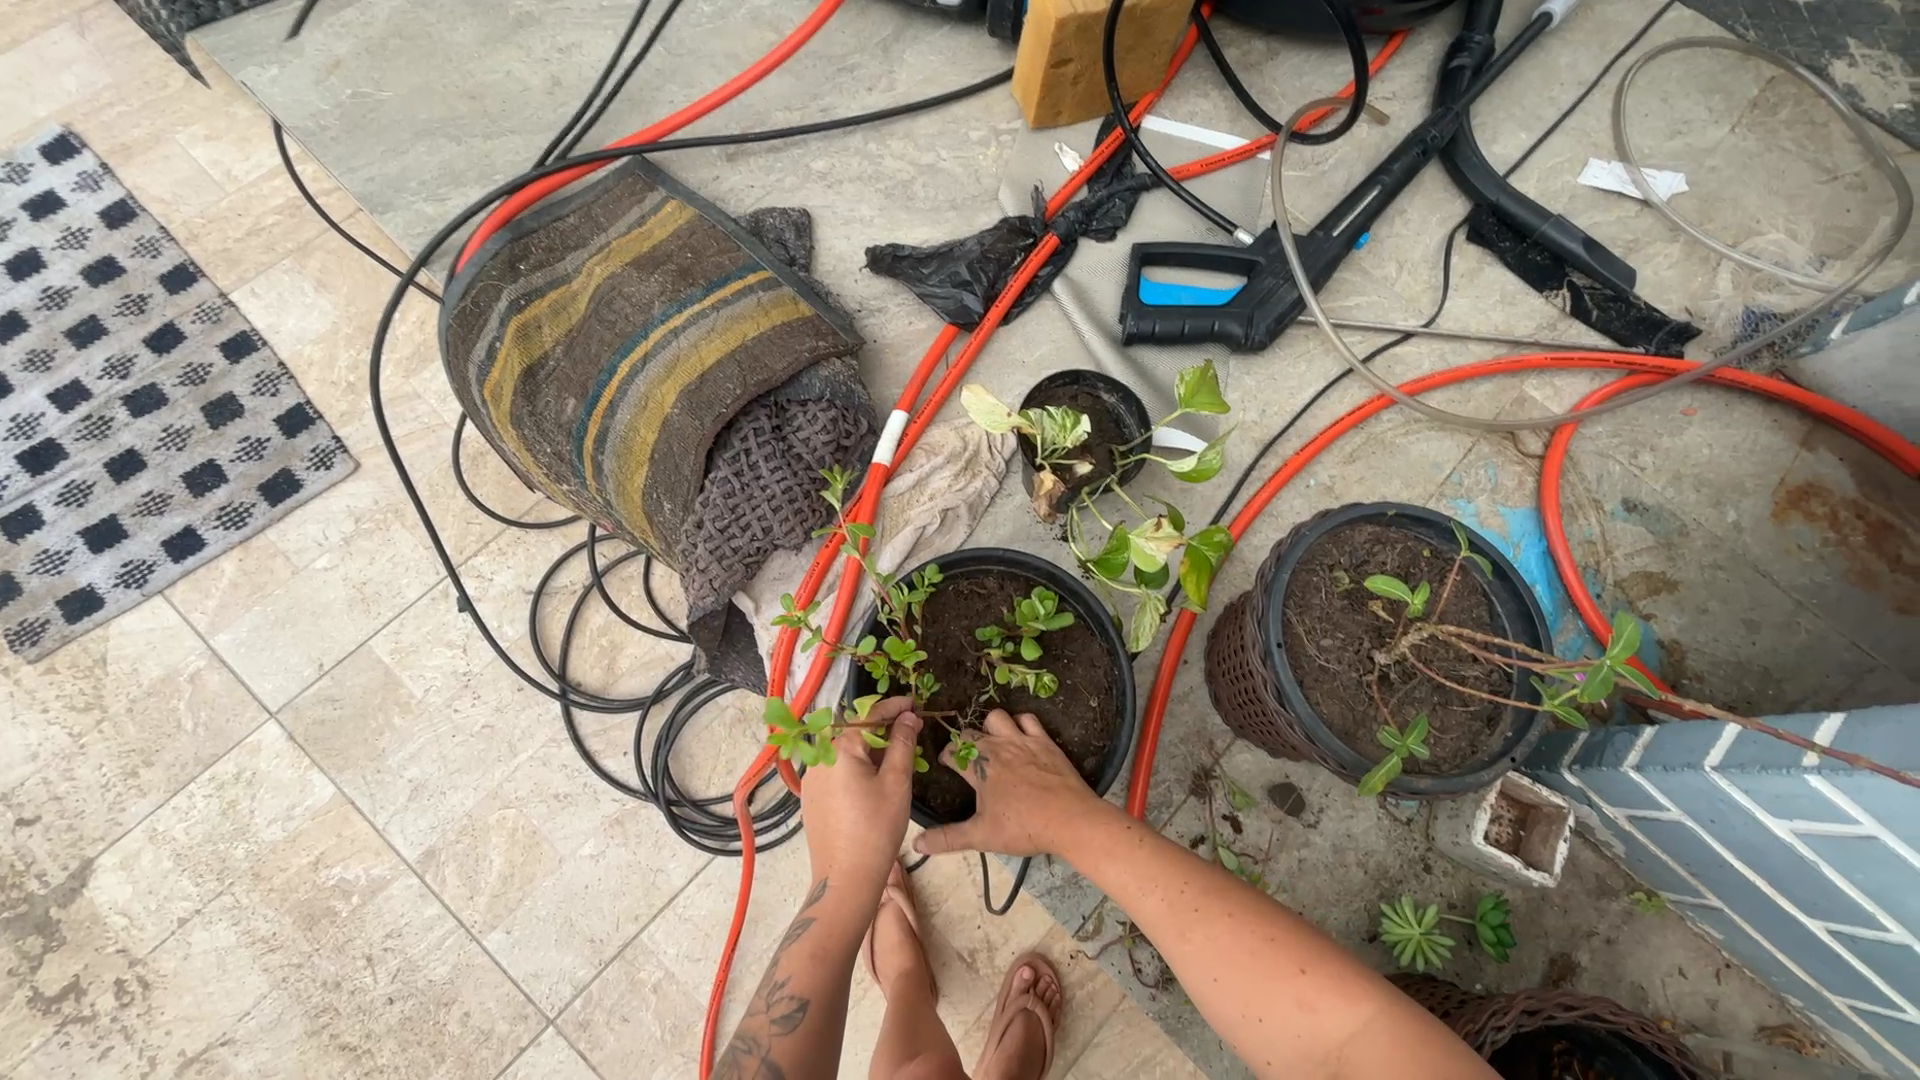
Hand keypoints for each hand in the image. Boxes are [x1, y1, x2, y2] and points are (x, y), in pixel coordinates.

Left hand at [800, 696, 920, 893]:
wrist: (846, 879)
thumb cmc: (876, 828)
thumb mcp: (896, 782)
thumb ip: (902, 743)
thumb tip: (907, 717)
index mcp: (840, 748)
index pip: (869, 715)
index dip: (894, 707)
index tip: (914, 705)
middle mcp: (820, 758)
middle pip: (854, 731)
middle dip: (882, 728)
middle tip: (910, 732)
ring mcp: (812, 779)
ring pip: (845, 752)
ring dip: (869, 748)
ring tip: (896, 757)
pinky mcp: (812, 798)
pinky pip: (836, 770)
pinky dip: (856, 766)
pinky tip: (875, 780)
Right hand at [913, 709, 1108, 857]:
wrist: (1070, 819)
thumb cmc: (1023, 827)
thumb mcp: (981, 836)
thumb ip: (948, 838)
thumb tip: (917, 843)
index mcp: (979, 767)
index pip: (952, 751)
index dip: (946, 757)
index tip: (947, 765)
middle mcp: (997, 746)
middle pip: (971, 732)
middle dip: (964, 742)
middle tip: (968, 759)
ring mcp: (1022, 740)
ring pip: (997, 717)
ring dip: (990, 726)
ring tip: (992, 742)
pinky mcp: (1044, 741)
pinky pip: (1028, 719)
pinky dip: (1020, 723)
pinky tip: (1021, 735)